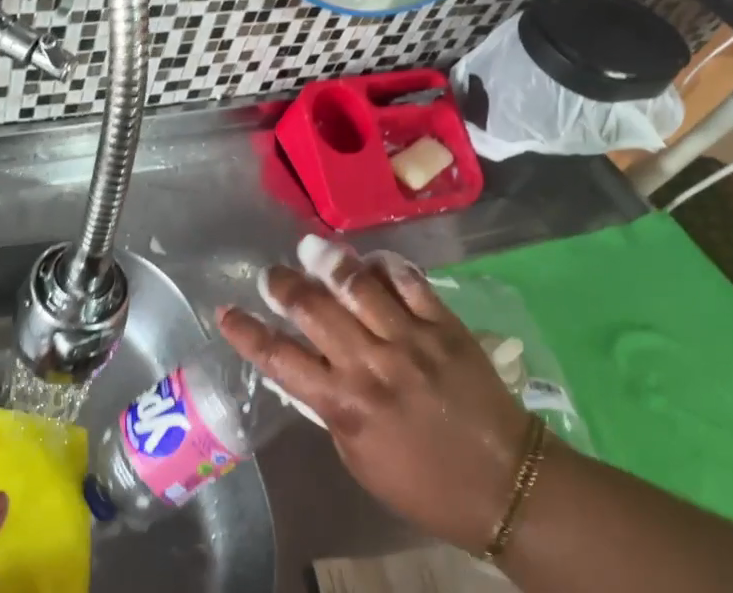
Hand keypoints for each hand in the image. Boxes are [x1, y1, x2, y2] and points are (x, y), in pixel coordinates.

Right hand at [218, 237, 536, 550]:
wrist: (506, 482)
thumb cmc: (423, 484)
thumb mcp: (358, 458)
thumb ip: (328, 408)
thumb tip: (301, 370)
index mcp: (344, 405)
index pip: (279, 358)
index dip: (246, 332)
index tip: (226, 312)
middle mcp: (371, 365)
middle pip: (313, 309)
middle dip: (283, 285)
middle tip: (270, 274)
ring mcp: (410, 340)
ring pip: (358, 285)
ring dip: (328, 261)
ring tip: (310, 248)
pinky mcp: (445, 327)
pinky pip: (410, 283)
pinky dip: (386, 265)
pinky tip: (370, 258)